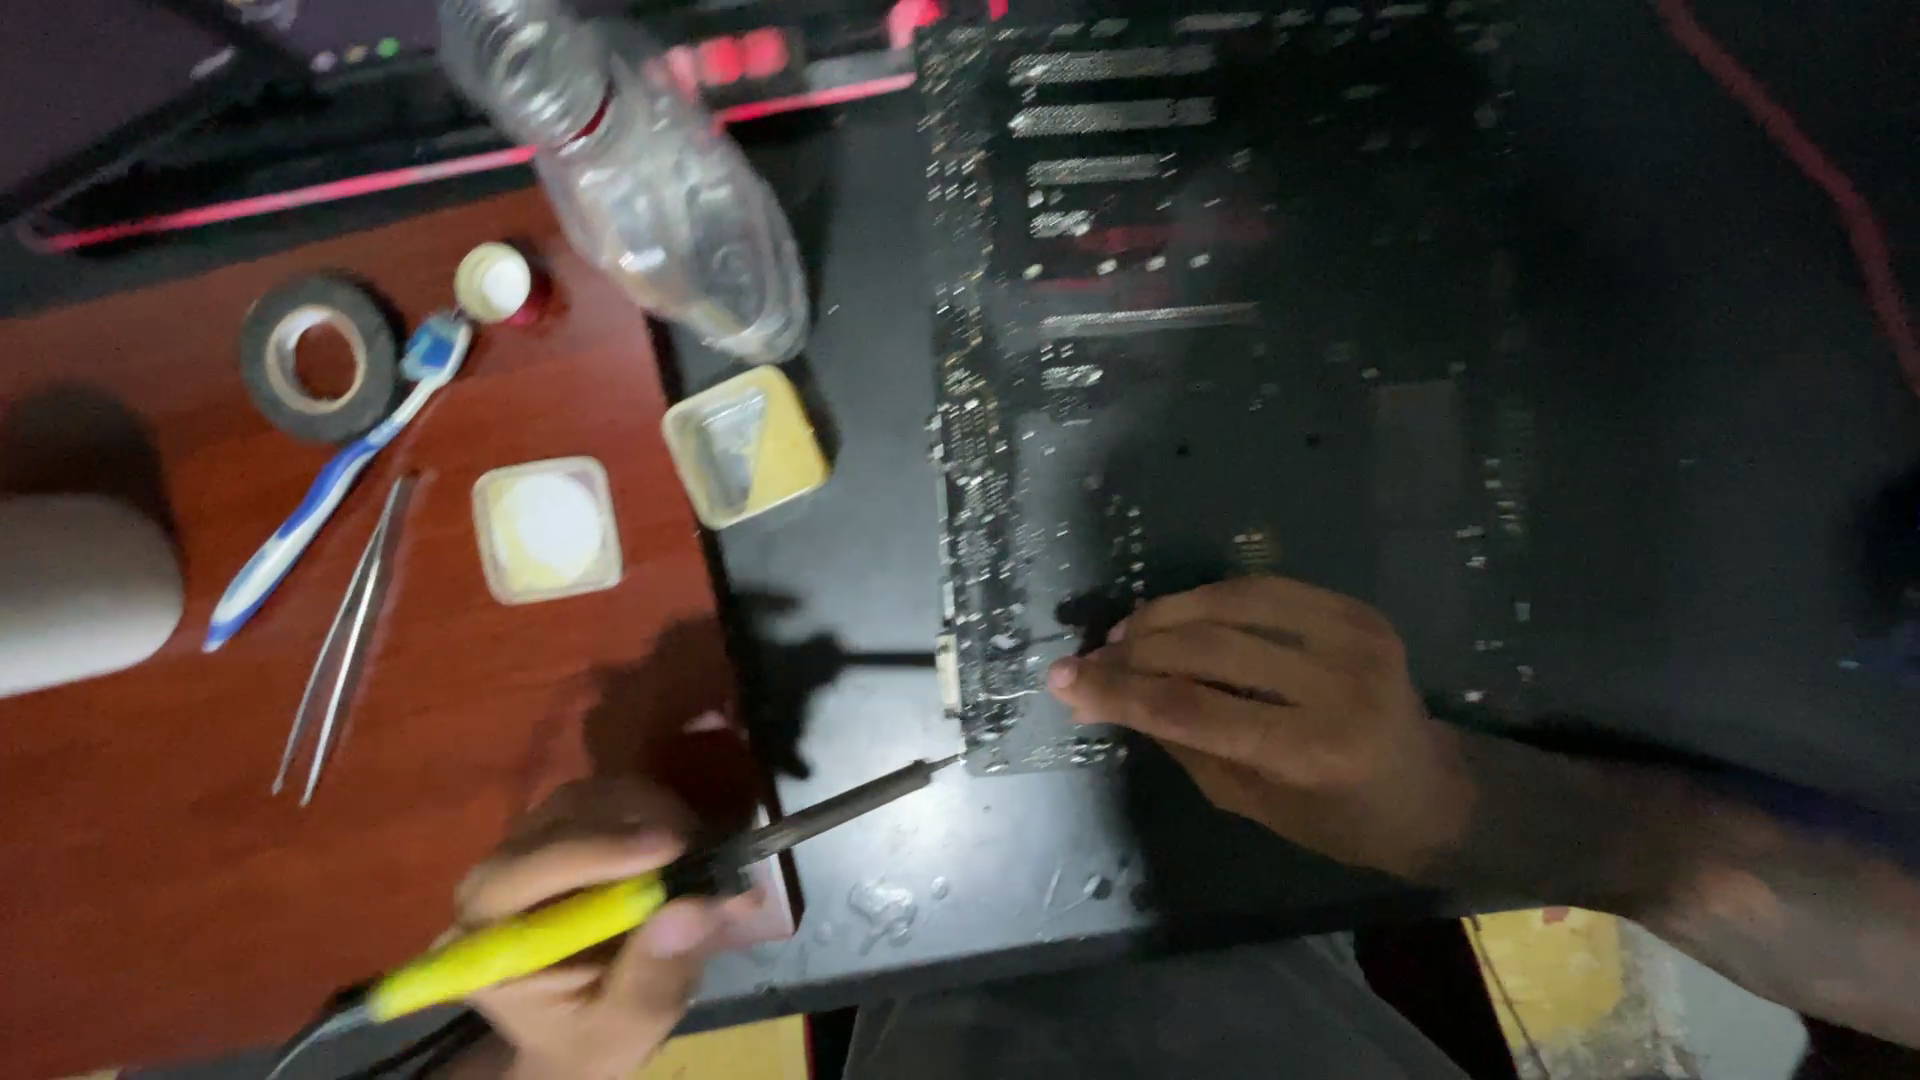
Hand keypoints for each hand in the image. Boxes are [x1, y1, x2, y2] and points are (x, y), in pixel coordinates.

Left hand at [450, 779, 759, 1079]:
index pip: (513, 880)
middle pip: (556, 824)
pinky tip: (688, 840)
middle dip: (634, 827)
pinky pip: (611, 794)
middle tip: (702, 846)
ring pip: (589, 799)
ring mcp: (532, 846)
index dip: (587, 854)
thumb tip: (697, 906)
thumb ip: (654, 975)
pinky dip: (657, 808)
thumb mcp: (629, 1028)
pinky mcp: (570, 826)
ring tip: (701, 850)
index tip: (667, 847)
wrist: (595, 1021)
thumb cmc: (598, 1034)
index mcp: (486, 946)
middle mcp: (495, 884)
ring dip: (652, 814)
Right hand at [1046, 576, 1474, 880]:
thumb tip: (1103, 695)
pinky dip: (1204, 598)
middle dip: (1130, 653)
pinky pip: (1259, 588)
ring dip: (1161, 616)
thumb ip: (1178, 740)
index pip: (1191, 708)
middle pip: (1205, 649)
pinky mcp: (1355, 610)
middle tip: (1085, 660)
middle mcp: (1338, 684)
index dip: (1117, 692)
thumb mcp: (1248, 800)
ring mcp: (1353, 637)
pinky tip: (1171, 617)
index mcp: (1314, 750)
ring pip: (1228, 604)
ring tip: (1120, 636)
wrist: (1431, 790)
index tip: (1061, 681)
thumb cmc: (1335, 818)